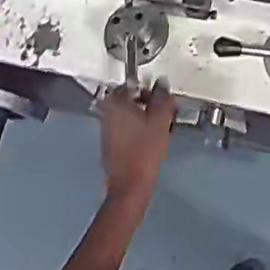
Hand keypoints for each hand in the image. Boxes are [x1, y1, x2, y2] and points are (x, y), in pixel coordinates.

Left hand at [98, 79, 175, 205]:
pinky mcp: (107, 145)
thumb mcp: (160, 120)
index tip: (158, 97)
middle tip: (158, 110)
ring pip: (124, 114)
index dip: (146, 88)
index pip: (130, 84)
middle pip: (126, 99)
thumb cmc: (145, 150)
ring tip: (155, 124)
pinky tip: (146, 138)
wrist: (129, 185)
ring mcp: (105, 130)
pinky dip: (133, 128)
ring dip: (139, 115)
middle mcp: (107, 114)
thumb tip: (163, 85)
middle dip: (143, 102)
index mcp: (116, 103)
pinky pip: (121, 127)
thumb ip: (163, 99)